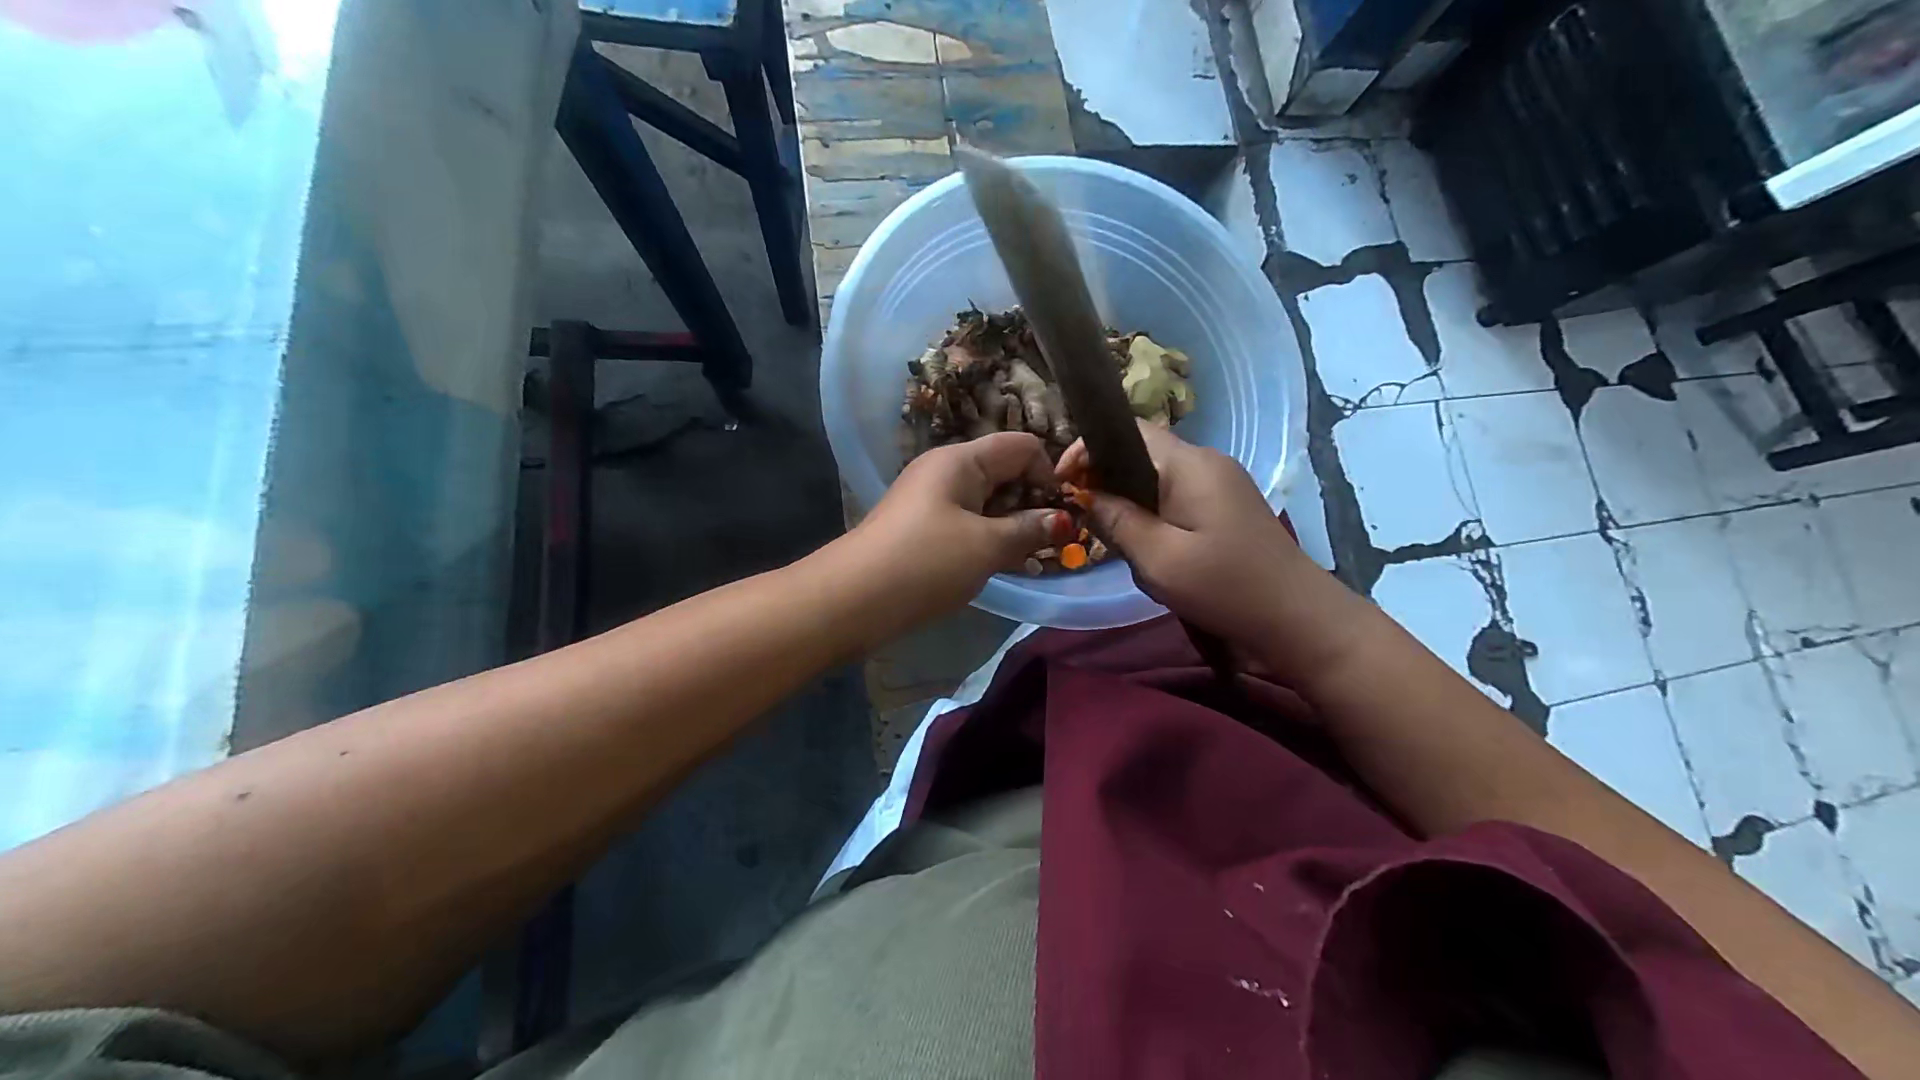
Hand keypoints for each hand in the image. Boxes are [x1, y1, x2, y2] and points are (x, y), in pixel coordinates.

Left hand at [845, 432, 1074, 624]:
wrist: (852, 599)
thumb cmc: (926, 562)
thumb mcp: (987, 547)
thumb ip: (1029, 530)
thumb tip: (1063, 520)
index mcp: (961, 460)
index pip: (1022, 446)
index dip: (1049, 474)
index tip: (1063, 514)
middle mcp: (946, 471)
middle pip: (1004, 471)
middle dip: (1033, 502)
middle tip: (1052, 542)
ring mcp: (931, 500)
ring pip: (987, 502)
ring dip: (1012, 526)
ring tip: (1032, 559)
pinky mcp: (922, 529)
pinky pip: (967, 523)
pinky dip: (988, 539)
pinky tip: (1000, 566)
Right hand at [1060, 423, 1368, 676]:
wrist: (1297, 619)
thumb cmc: (1225, 586)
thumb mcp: (1158, 559)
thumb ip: (1116, 521)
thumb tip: (1085, 495)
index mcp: (1189, 464)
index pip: (1129, 431)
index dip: (1089, 448)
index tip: (1062, 482)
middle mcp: (1205, 462)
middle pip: (1140, 453)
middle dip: (1104, 479)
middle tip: (1081, 515)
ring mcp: (1219, 484)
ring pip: (1155, 478)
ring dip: (1127, 500)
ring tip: (1108, 535)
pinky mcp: (1225, 508)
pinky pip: (1174, 496)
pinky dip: (1150, 513)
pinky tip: (1143, 545)